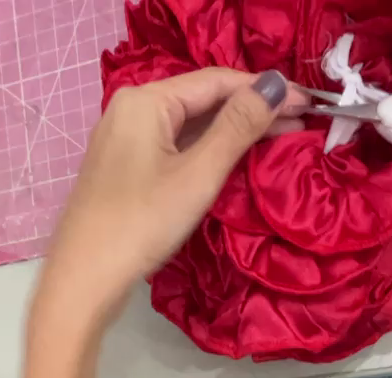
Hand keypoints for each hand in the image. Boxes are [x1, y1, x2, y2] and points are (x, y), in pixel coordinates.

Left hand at [24, 68, 298, 377]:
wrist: (83, 282)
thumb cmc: (139, 227)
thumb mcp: (196, 176)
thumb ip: (237, 128)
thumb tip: (276, 87)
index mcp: (145, 101)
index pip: (217, 81)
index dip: (265, 90)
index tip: (308, 105)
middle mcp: (129, 111)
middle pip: (202, 102)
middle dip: (251, 112)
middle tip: (300, 127)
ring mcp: (122, 143)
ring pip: (187, 129)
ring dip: (230, 135)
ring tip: (275, 144)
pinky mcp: (122, 174)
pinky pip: (172, 151)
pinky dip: (204, 155)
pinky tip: (230, 165)